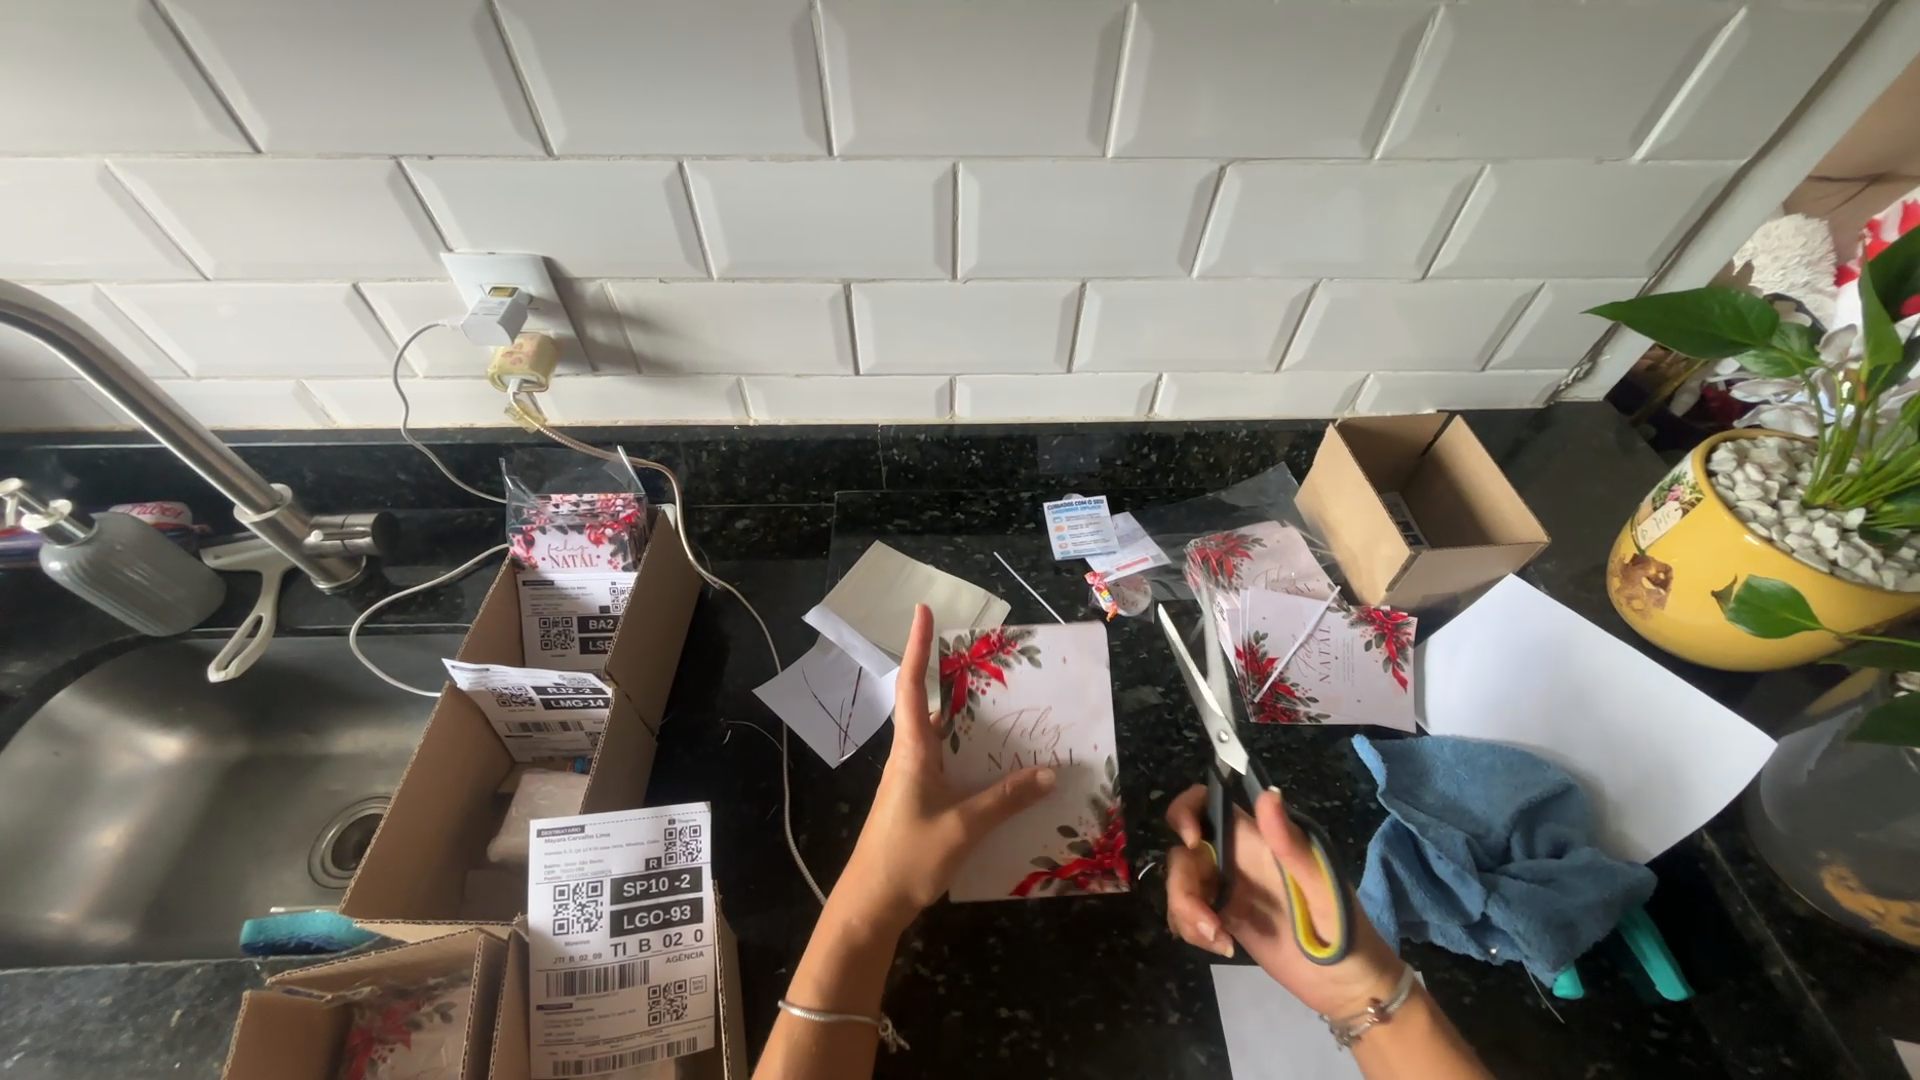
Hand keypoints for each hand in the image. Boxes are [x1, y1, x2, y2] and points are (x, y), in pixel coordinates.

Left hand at [832, 604, 1057, 937]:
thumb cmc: (907, 857)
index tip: (924, 611)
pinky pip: (951, 764)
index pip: (914, 685)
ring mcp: (914, 777)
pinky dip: (974, 756)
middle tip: (997, 661)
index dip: (918, 646)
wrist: (870, 905)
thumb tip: (1050, 772)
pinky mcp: (921, 798)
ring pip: (946, 736)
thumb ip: (1005, 800)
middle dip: (960, 678)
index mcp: (912, 749)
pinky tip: (1003, 768)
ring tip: (1013, 708)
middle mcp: (912, 754)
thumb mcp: (963, 827)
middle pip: (934, 703)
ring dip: (972, 721)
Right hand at [1164, 784, 1404, 1017]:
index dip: (1186, 811)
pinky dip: (1191, 929)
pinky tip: (1221, 946)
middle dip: (1182, 884)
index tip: (1190, 841)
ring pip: (1181, 881)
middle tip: (1207, 921)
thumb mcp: (1322, 889)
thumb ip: (1291, 844)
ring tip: (1218, 941)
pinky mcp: (1222, 916)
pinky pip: (1186, 911)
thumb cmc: (1346, 932)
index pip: (1208, 803)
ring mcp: (1226, 888)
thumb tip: (1268, 794)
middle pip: (1184, 851)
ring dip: (1186, 911)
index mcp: (1257, 840)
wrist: (1349, 989)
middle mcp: (1235, 857)